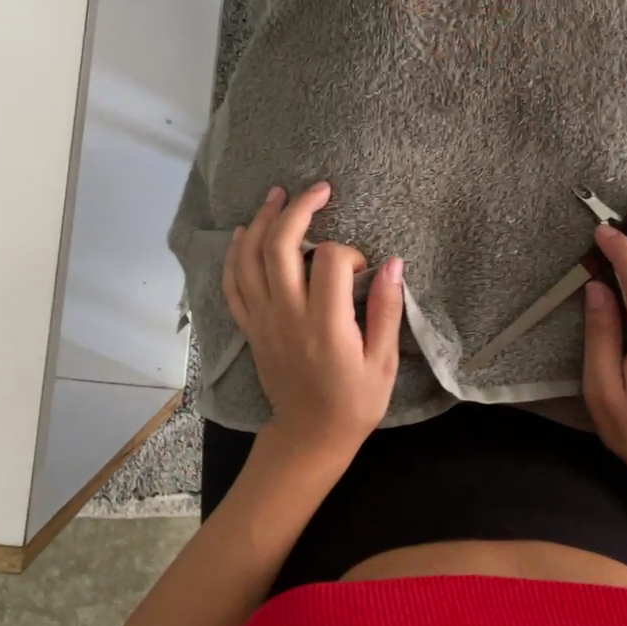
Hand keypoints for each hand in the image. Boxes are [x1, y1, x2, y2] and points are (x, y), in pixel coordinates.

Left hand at [223, 182, 403, 457]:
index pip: (327, 260)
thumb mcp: (383, 362)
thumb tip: (394, 263)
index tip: (361, 268)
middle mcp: (287, 316)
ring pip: (250, 258)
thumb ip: (386, 309)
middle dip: (298, 210)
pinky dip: (235, 254)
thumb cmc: (354, 401)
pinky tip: (244, 232)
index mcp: (325, 325)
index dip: (347, 252)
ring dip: (262, 221)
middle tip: (317, 189)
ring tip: (277, 195)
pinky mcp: (250, 327)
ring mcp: (262, 320)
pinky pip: (233, 284)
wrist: (309, 436)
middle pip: (280, 247)